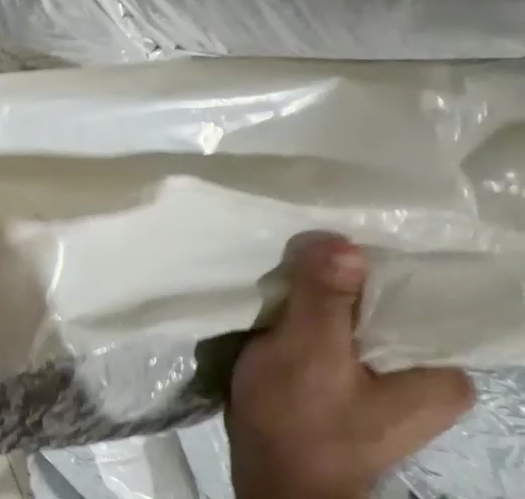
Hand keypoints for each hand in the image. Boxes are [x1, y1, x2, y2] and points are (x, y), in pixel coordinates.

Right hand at [229, 233, 474, 498]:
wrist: (276, 478)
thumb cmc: (302, 419)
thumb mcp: (308, 351)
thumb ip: (324, 298)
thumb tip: (341, 242)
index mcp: (441, 375)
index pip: (417, 301)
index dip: (370, 267)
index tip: (324, 242)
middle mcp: (426, 379)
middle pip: (383, 310)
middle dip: (336, 285)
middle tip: (293, 256)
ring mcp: (387, 388)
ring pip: (354, 325)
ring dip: (316, 304)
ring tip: (281, 279)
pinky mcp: (350, 390)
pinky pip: (335, 342)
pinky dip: (308, 325)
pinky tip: (280, 314)